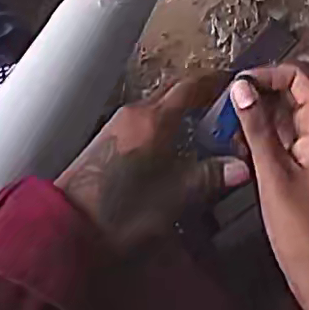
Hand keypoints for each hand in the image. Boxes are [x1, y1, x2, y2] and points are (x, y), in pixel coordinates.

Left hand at [56, 73, 247, 249]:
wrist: (67, 226)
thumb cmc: (121, 212)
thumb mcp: (173, 198)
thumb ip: (208, 177)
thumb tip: (241, 167)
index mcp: (155, 120)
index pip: (190, 87)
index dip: (213, 83)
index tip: (233, 84)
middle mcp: (136, 113)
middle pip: (173, 93)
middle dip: (199, 95)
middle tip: (224, 107)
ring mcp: (118, 124)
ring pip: (158, 106)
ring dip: (181, 110)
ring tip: (205, 127)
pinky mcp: (108, 139)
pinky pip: (144, 120)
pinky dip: (164, 124)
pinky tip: (173, 145)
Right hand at [232, 66, 308, 309]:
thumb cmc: (303, 231)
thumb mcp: (273, 173)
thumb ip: (256, 127)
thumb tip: (240, 86)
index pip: (300, 77)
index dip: (269, 74)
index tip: (239, 84)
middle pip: (292, 91)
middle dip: (259, 92)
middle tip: (228, 104)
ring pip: (285, 112)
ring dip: (257, 114)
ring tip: (229, 125)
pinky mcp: (305, 162)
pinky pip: (283, 133)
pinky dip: (261, 133)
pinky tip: (241, 146)